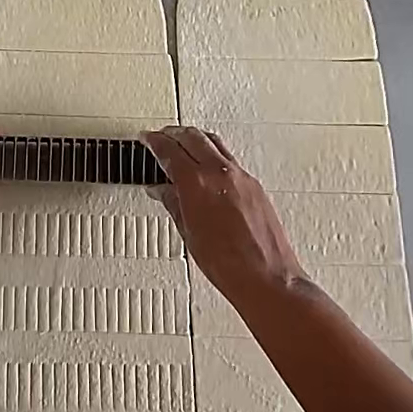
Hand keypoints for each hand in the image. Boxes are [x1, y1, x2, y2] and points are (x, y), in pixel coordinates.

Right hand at [141, 126, 306, 293]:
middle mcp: (220, 173)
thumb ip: (173, 204)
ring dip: (194, 138)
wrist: (266, 277)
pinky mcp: (254, 184)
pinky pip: (228, 157)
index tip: (147, 139)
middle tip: (161, 137)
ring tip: (182, 143)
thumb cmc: (230, 264)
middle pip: (192, 137)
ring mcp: (240, 176)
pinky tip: (206, 163)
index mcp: (197, 184)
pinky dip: (212, 152)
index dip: (154, 142)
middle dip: (172, 133)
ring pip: (213, 141)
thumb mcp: (188, 234)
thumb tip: (162, 191)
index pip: (169, 150)